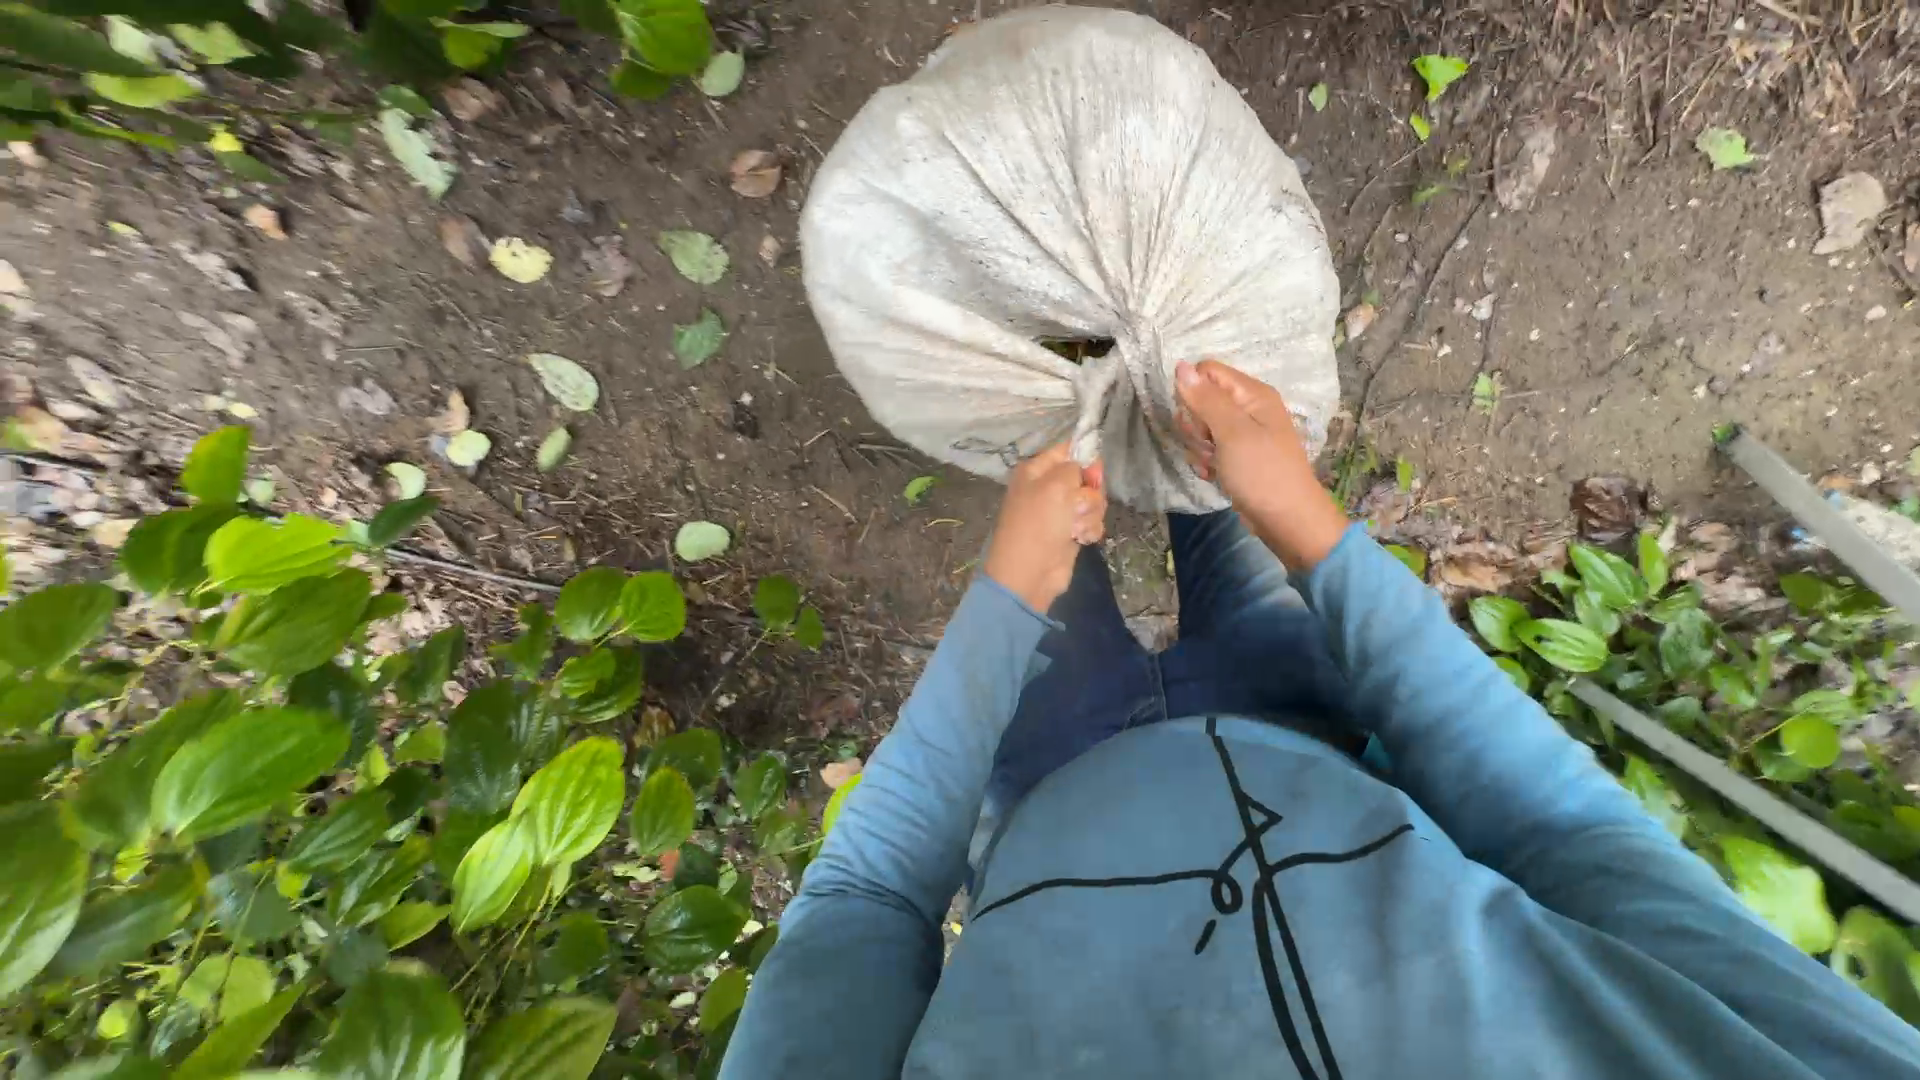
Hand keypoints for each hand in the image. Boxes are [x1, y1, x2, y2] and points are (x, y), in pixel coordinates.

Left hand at [983, 442, 1106, 611]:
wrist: (1029, 573)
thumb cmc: (1038, 524)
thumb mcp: (1055, 486)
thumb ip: (1073, 467)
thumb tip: (1084, 466)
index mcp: (1036, 471)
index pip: (1067, 450)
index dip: (1085, 457)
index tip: (1094, 470)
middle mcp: (1048, 487)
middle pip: (1085, 476)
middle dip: (1090, 492)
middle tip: (1080, 505)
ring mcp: (1060, 511)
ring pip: (1093, 500)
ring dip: (1091, 514)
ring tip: (1076, 527)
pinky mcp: (1071, 531)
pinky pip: (1092, 521)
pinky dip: (1090, 529)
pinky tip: (1081, 538)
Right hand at [1175, 360, 1348, 571]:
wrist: (1285, 519)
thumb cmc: (1262, 472)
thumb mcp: (1231, 432)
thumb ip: (1205, 399)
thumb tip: (1181, 366)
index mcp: (1252, 394)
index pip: (1207, 372)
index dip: (1193, 393)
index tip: (1199, 419)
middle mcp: (1247, 408)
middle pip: (1200, 400)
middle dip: (1194, 425)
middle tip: (1209, 444)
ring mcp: (1241, 433)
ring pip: (1199, 428)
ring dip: (1198, 448)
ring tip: (1215, 463)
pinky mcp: (1235, 455)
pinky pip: (1207, 449)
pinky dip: (1205, 462)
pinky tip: (1214, 475)